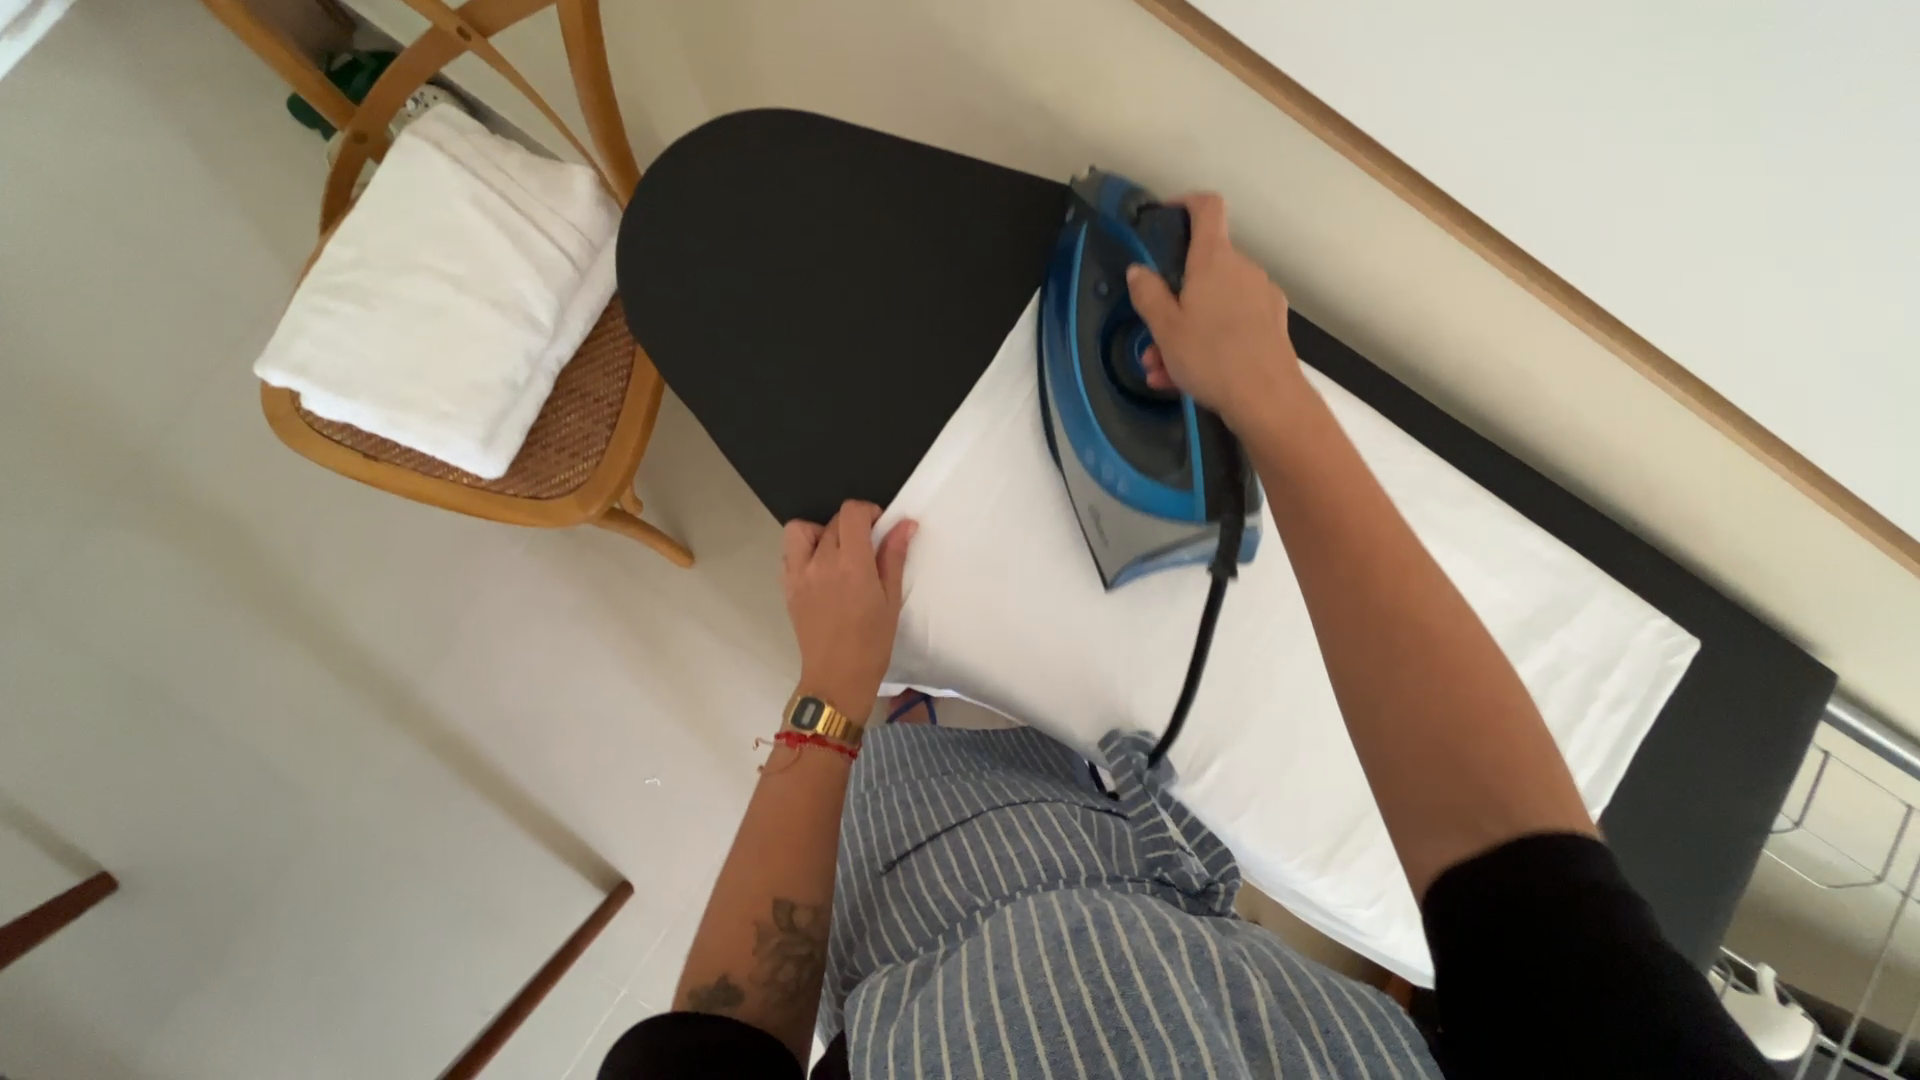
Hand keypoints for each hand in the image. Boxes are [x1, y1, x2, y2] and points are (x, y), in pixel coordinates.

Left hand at [782, 500, 916, 716]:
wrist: (837, 677)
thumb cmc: (872, 642)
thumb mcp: (891, 599)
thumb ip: (894, 556)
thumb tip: (904, 524)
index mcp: (851, 564)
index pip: (851, 513)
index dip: (868, 511)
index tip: (880, 527)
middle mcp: (821, 562)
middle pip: (832, 521)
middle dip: (852, 525)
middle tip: (867, 547)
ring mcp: (799, 574)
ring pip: (801, 530)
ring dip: (820, 532)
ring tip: (837, 552)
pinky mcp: (787, 587)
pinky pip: (790, 554)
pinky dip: (804, 551)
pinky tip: (821, 570)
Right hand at [1125, 193, 1308, 430]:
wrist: (1266, 398)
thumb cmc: (1210, 357)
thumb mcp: (1165, 329)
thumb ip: (1148, 295)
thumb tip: (1139, 270)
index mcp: (1214, 259)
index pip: (1207, 208)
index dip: (1185, 204)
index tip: (1164, 217)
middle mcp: (1242, 268)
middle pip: (1203, 269)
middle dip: (1172, 301)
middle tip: (1150, 338)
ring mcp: (1261, 296)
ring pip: (1213, 304)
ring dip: (1184, 330)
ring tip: (1163, 371)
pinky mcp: (1271, 324)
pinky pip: (1230, 324)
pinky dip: (1207, 342)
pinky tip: (1189, 377)